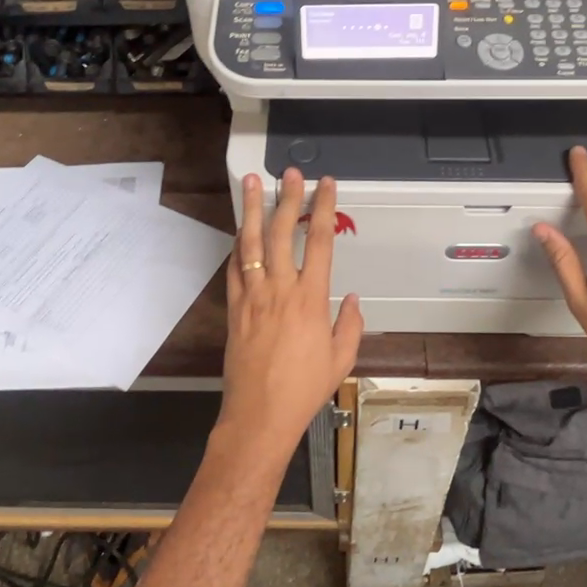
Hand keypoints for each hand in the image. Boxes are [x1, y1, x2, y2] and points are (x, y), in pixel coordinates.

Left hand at [219, 169, 363, 453]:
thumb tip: (351, 299)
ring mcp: (253, 296)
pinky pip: (234, 268)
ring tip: (252, 183)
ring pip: (251, 243)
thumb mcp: (341, 358)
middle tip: (289, 173)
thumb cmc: (304, 388)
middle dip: (287, 197)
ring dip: (253, 210)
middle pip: (283, 231)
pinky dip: (238, 246)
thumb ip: (350, 324)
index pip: (321, 241)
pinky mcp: (234, 308)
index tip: (325, 185)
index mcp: (311, 298)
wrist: (260, 414)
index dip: (323, 207)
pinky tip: (240, 232)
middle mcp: (280, 289)